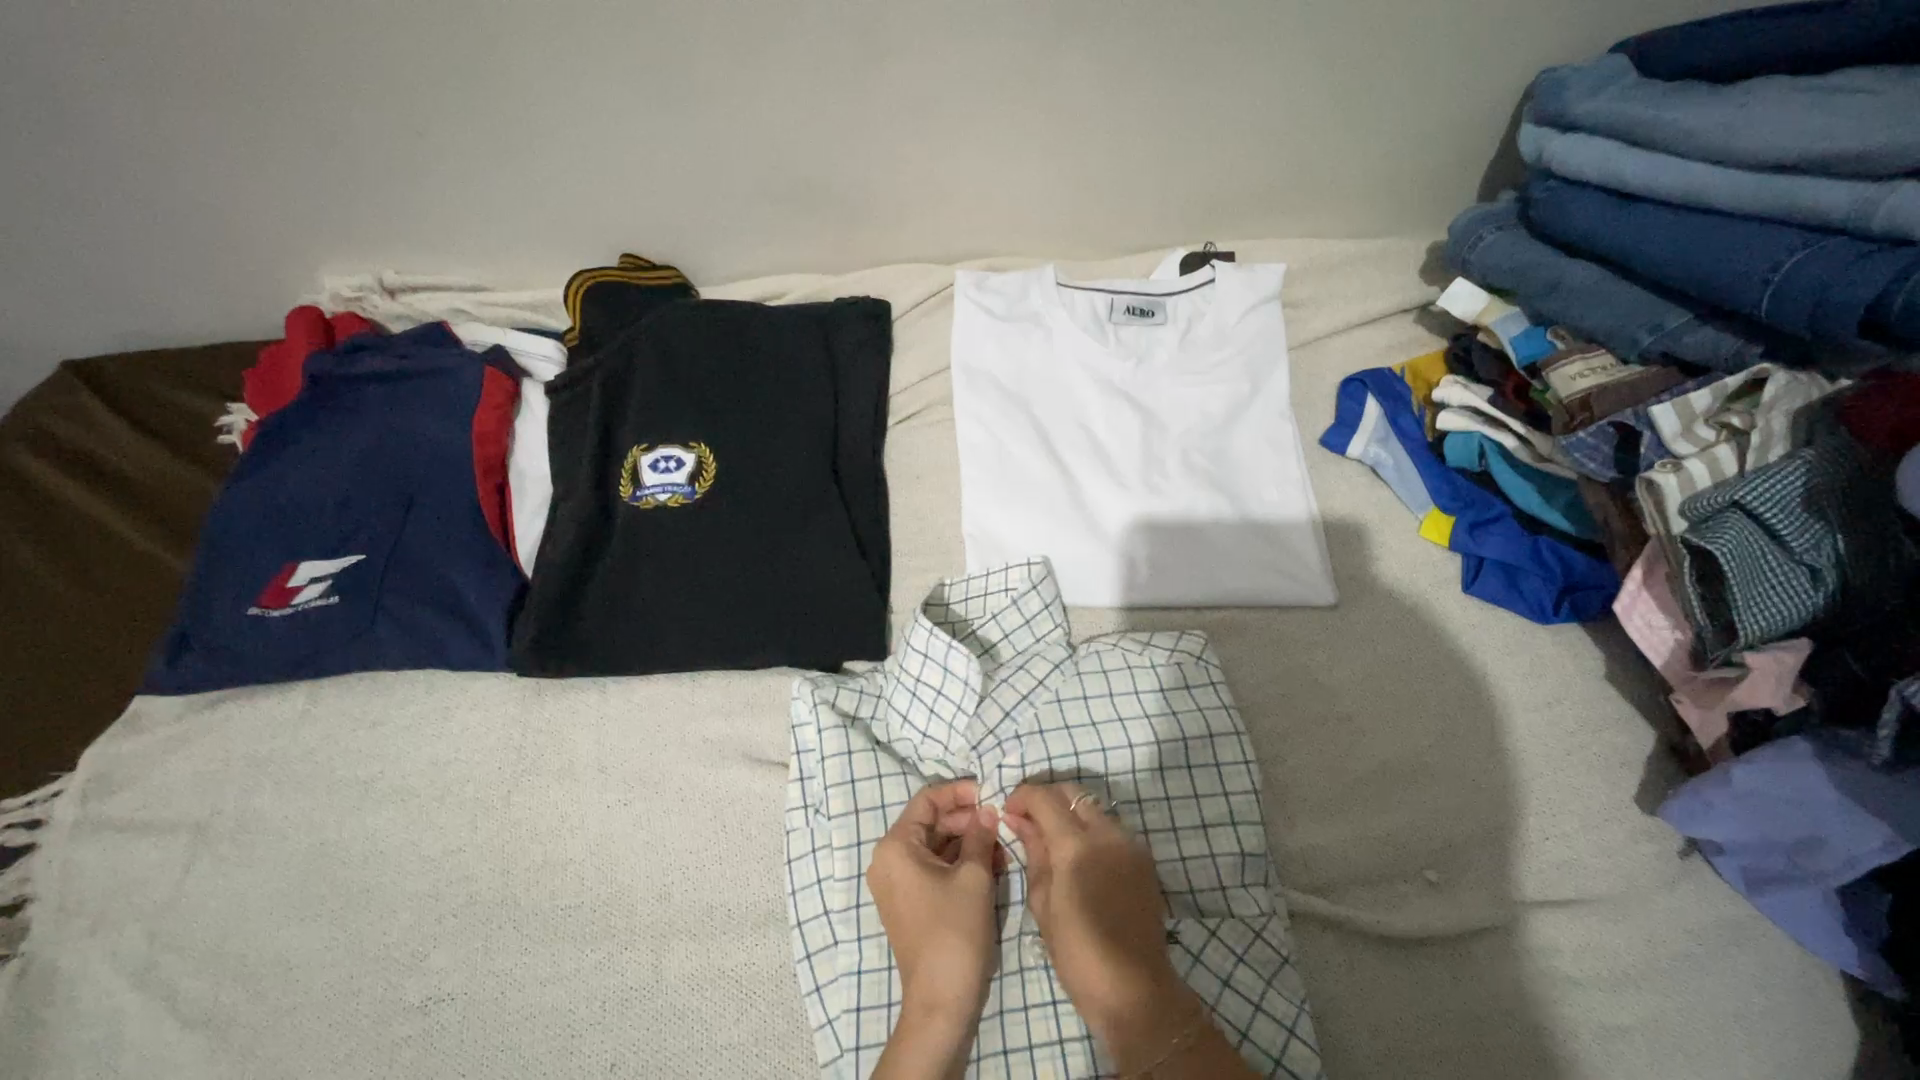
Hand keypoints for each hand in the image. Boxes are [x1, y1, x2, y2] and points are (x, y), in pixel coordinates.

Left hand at [868, 779, 1002, 1029]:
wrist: (941, 998)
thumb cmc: (955, 930)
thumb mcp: (974, 877)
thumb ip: (979, 835)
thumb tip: (986, 810)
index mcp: (895, 846)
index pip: (927, 800)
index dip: (960, 792)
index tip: (991, 792)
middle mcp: (888, 860)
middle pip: (930, 822)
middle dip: (967, 820)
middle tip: (1001, 824)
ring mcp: (896, 883)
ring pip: (935, 846)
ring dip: (967, 842)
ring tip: (1001, 848)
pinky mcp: (908, 902)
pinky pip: (933, 868)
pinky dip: (959, 863)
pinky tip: (991, 866)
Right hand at [1002, 782, 1186, 1039]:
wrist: (1134, 988)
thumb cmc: (1077, 954)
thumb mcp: (1042, 904)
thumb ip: (1034, 853)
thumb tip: (1019, 821)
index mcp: (1077, 846)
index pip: (1044, 797)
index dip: (1021, 797)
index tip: (1008, 812)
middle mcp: (1108, 833)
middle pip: (1072, 793)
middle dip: (1046, 799)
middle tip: (1027, 822)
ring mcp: (1130, 843)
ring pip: (1093, 808)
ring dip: (1069, 814)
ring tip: (1052, 841)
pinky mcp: (1143, 858)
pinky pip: (1111, 828)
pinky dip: (1090, 830)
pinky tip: (1079, 857)